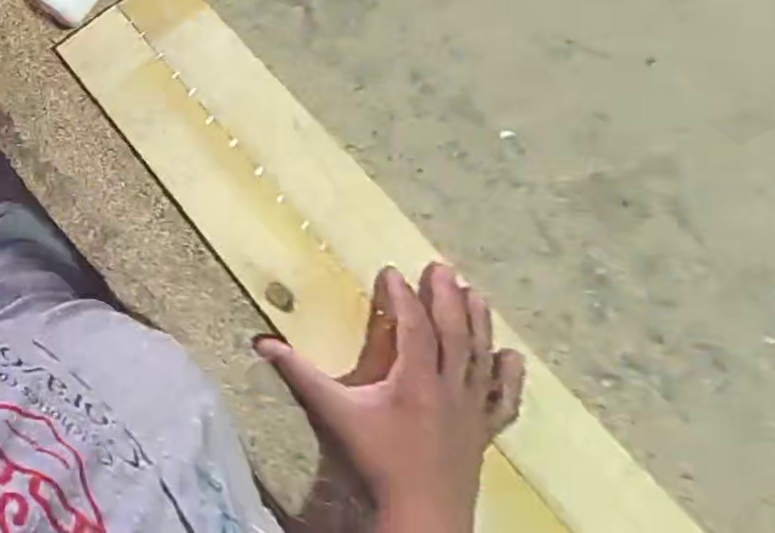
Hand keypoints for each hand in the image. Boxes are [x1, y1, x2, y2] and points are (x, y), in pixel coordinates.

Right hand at [255, 264, 525, 532]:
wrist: (423, 518)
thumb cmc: (377, 460)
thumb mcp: (333, 412)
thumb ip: (299, 374)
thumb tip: (261, 343)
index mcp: (416, 380)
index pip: (414, 327)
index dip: (403, 296)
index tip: (391, 271)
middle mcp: (449, 389)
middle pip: (454, 334)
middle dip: (446, 297)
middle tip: (441, 267)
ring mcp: (471, 411)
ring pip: (480, 358)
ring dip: (478, 323)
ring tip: (475, 293)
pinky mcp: (483, 432)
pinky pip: (503, 400)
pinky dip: (509, 377)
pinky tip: (513, 356)